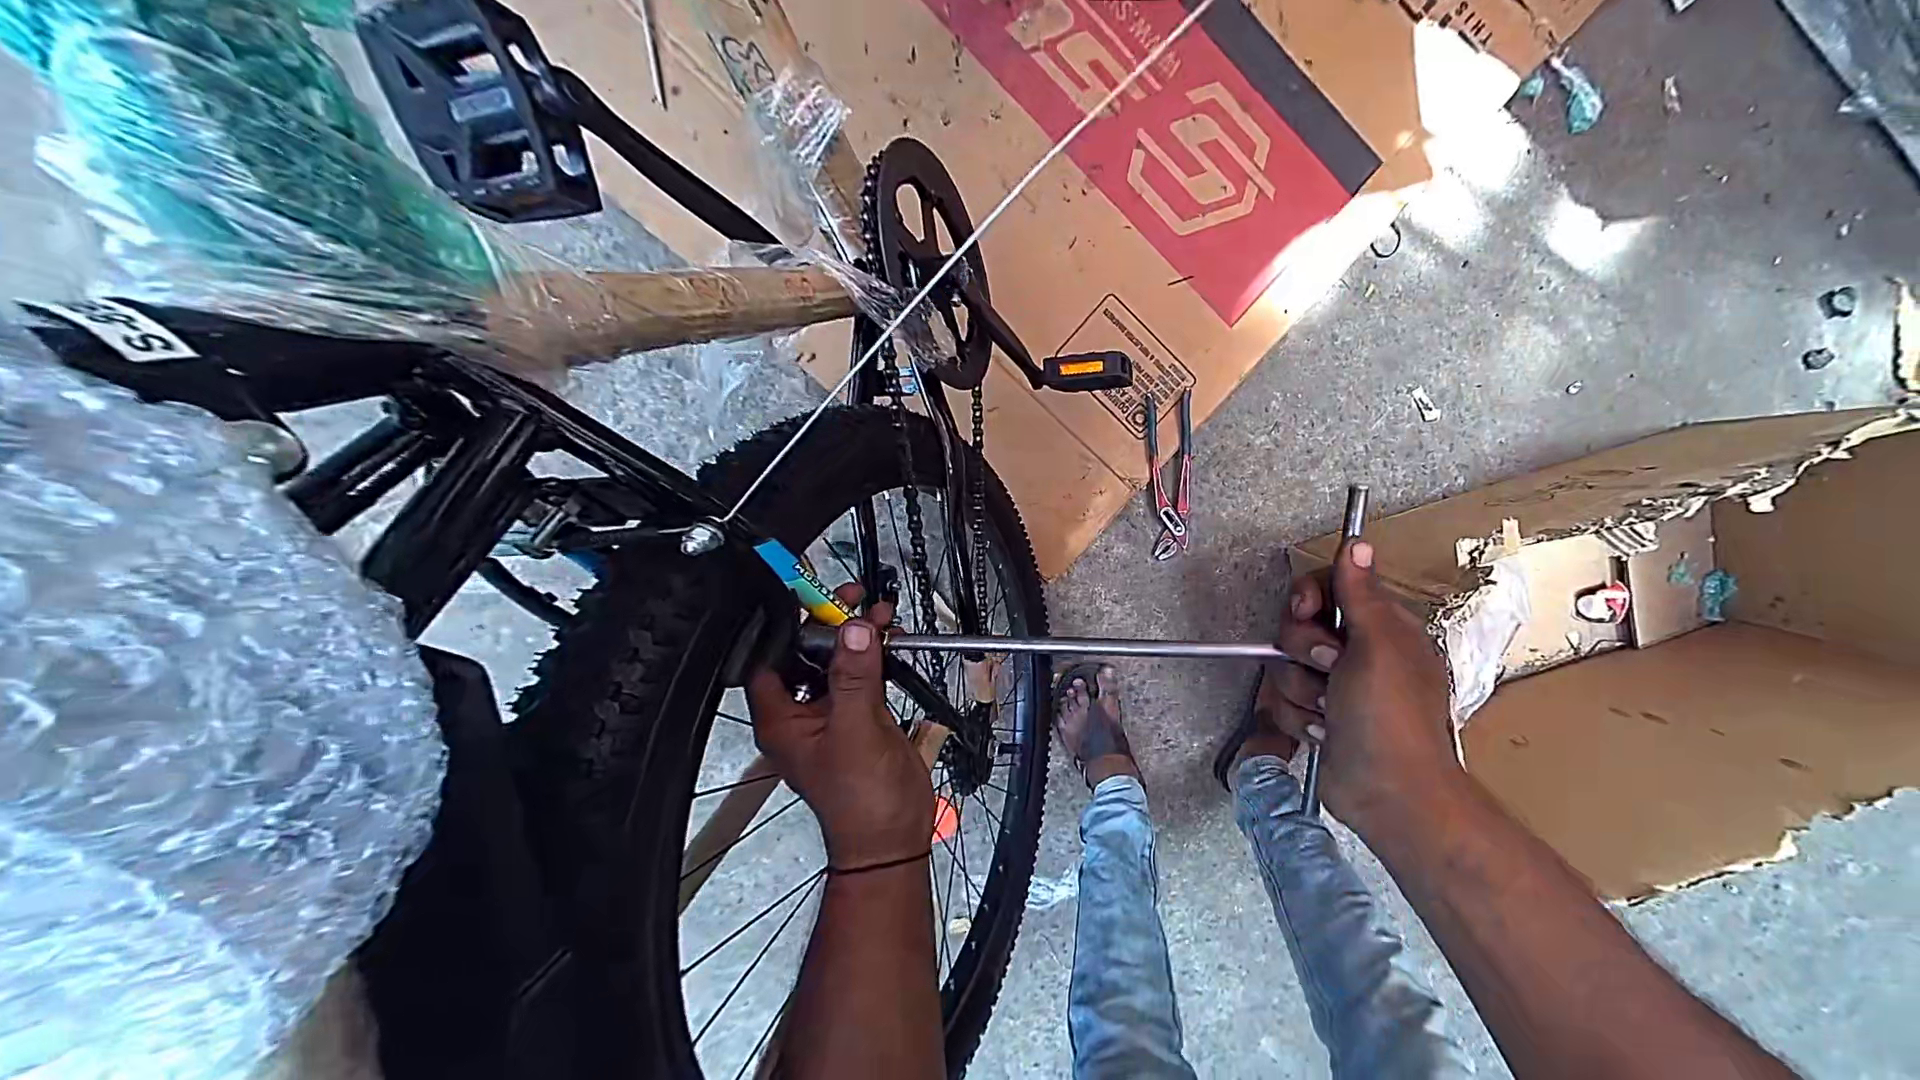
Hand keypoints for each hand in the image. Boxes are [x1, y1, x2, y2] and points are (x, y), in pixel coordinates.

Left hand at [747, 586, 933, 869]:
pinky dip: (875, 655)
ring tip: (878, 614)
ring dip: (856, 637)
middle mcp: (802, 713)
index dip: (788, 626)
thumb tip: (853, 631)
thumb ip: (855, 677)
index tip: (811, 598)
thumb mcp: (856, 731)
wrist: (894, 836)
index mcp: (782, 719)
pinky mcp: (861, 715)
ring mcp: (833, 713)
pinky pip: (863, 674)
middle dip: (830, 626)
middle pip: (807, 654)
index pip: (771, 659)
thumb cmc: (861, 801)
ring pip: (837, 661)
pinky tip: (890, 639)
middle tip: (851, 600)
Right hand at [1268, 541, 1462, 830]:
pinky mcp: (1314, 714)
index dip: (1307, 598)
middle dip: (1302, 652)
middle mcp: (1354, 653)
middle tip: (1330, 670)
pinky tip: (1323, 732)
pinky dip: (1296, 717)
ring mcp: (1333, 686)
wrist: (1388, 792)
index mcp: (1379, 628)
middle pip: (1295, 627)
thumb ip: (1360, 594)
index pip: (1326, 589)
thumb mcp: (1379, 646)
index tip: (1306, 614)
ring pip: (1283, 666)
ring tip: (1330, 711)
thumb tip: (1358, 543)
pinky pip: (1281, 700)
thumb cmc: (1391, 718)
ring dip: (1300, 691)